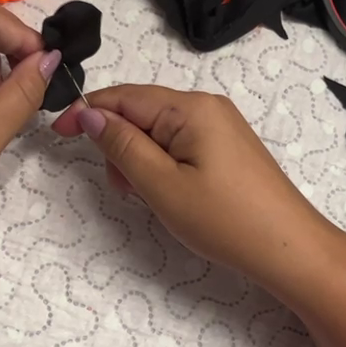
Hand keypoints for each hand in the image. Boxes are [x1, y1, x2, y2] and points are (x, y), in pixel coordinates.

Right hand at [50, 85, 337, 290]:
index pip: (124, 96)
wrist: (288, 249)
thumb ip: (121, 145)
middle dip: (117, 142)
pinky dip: (159, 163)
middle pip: (140, 110)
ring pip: (157, 130)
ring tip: (145, 196)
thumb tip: (89, 113)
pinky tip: (164, 192)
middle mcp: (205, 106)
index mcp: (190, 107)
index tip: (57, 134)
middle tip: (122, 187)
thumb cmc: (223, 219)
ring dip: (137, 157)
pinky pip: (178, 142)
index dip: (87, 112)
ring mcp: (219, 125)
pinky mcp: (225, 146)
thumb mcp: (161, 185)